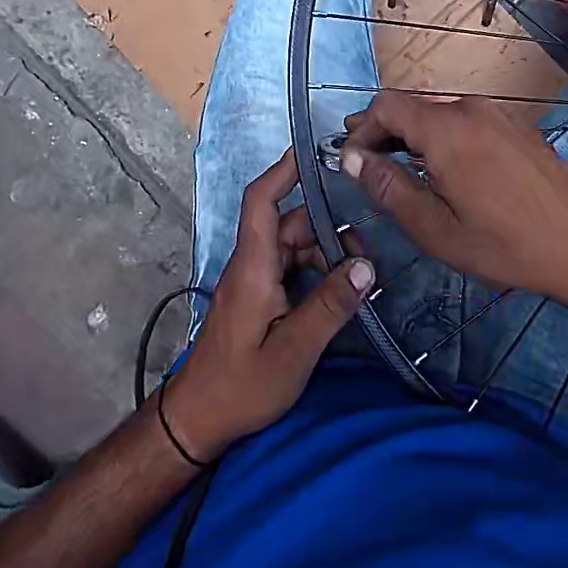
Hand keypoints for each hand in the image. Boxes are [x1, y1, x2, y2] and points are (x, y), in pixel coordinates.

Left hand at [162, 150, 373, 460]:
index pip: (261, 202)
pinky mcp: (256, 297)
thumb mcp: (294, 351)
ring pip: (292, 248)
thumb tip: (366, 267)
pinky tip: (338, 294)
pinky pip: (289, 270)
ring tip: (358, 282)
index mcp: (252, 268)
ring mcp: (252, 281)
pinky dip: (315, 274)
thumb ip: (330, 307)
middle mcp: (250, 265)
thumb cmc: (242, 385)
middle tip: (367, 258)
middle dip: (326, 230)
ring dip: (324, 255)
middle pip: (287, 225)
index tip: (312, 151)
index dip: (283, 171)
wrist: (200, 416)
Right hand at [338, 91, 567, 300]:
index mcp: (446, 130)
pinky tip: (443, 168)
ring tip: (401, 168)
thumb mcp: (435, 228)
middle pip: (409, 105)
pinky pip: (463, 120)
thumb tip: (352, 159)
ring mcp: (498, 115)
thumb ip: (388, 187)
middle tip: (367, 163)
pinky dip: (440, 136)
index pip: (384, 106)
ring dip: (410, 134)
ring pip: (436, 112)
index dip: (361, 130)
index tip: (353, 162)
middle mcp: (470, 110)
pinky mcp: (515, 128)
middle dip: (382, 131)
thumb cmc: (506, 244)